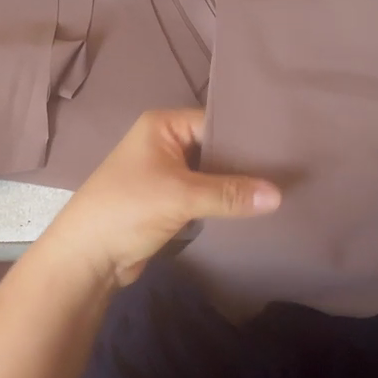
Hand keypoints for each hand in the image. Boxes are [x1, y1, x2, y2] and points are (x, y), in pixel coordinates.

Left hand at [37, 109, 280, 286]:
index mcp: (162, 124)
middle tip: (290, 169)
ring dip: (235, 185)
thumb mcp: (181, 196)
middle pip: (214, 146)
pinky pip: (203, 195)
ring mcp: (165, 172)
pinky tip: (253, 208)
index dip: (246, 134)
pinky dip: (223, 202)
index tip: (285, 145)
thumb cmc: (128, 209)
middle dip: (245, 162)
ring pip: (210, 173)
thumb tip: (278, 195)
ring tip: (280, 188)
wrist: (87, 257)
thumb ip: (230, 194)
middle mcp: (164, 142)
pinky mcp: (167, 201)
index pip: (214, 121)